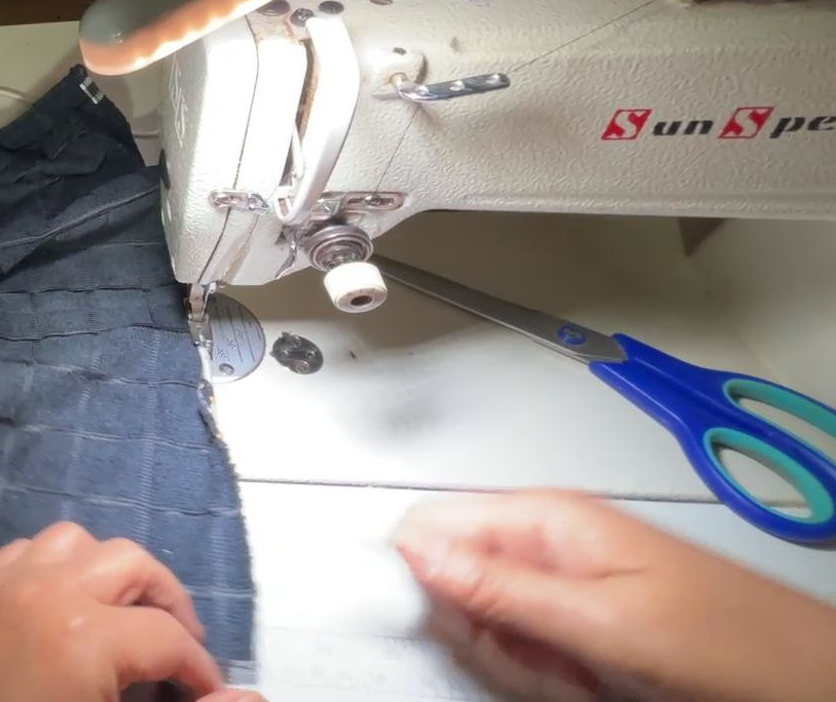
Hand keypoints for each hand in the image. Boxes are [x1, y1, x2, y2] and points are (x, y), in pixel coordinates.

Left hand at [0, 522, 251, 701]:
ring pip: (76, 541)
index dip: (200, 669)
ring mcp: (8, 582)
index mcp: (81, 635)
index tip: (209, 694)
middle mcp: (45, 589)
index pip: (166, 636)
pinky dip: (58, 566)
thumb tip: (250, 697)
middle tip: (179, 649)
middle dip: (166, 602)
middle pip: (128, 562)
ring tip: (127, 617)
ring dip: (109, 572)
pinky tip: (69, 604)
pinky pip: (29, 550)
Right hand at [393, 489, 835, 701]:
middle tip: (537, 667)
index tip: (459, 629)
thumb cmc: (740, 649)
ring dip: (514, 656)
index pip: (426, 525)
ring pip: (478, 610)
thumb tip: (406, 548)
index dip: (424, 578)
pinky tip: (582, 680)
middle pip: (448, 574)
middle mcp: (536, 534)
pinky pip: (516, 632)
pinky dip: (538, 666)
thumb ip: (499, 585)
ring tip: (574, 679)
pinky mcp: (569, 605)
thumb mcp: (609, 624)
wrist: (833, 686)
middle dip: (481, 631)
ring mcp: (553, 571)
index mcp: (537, 515)